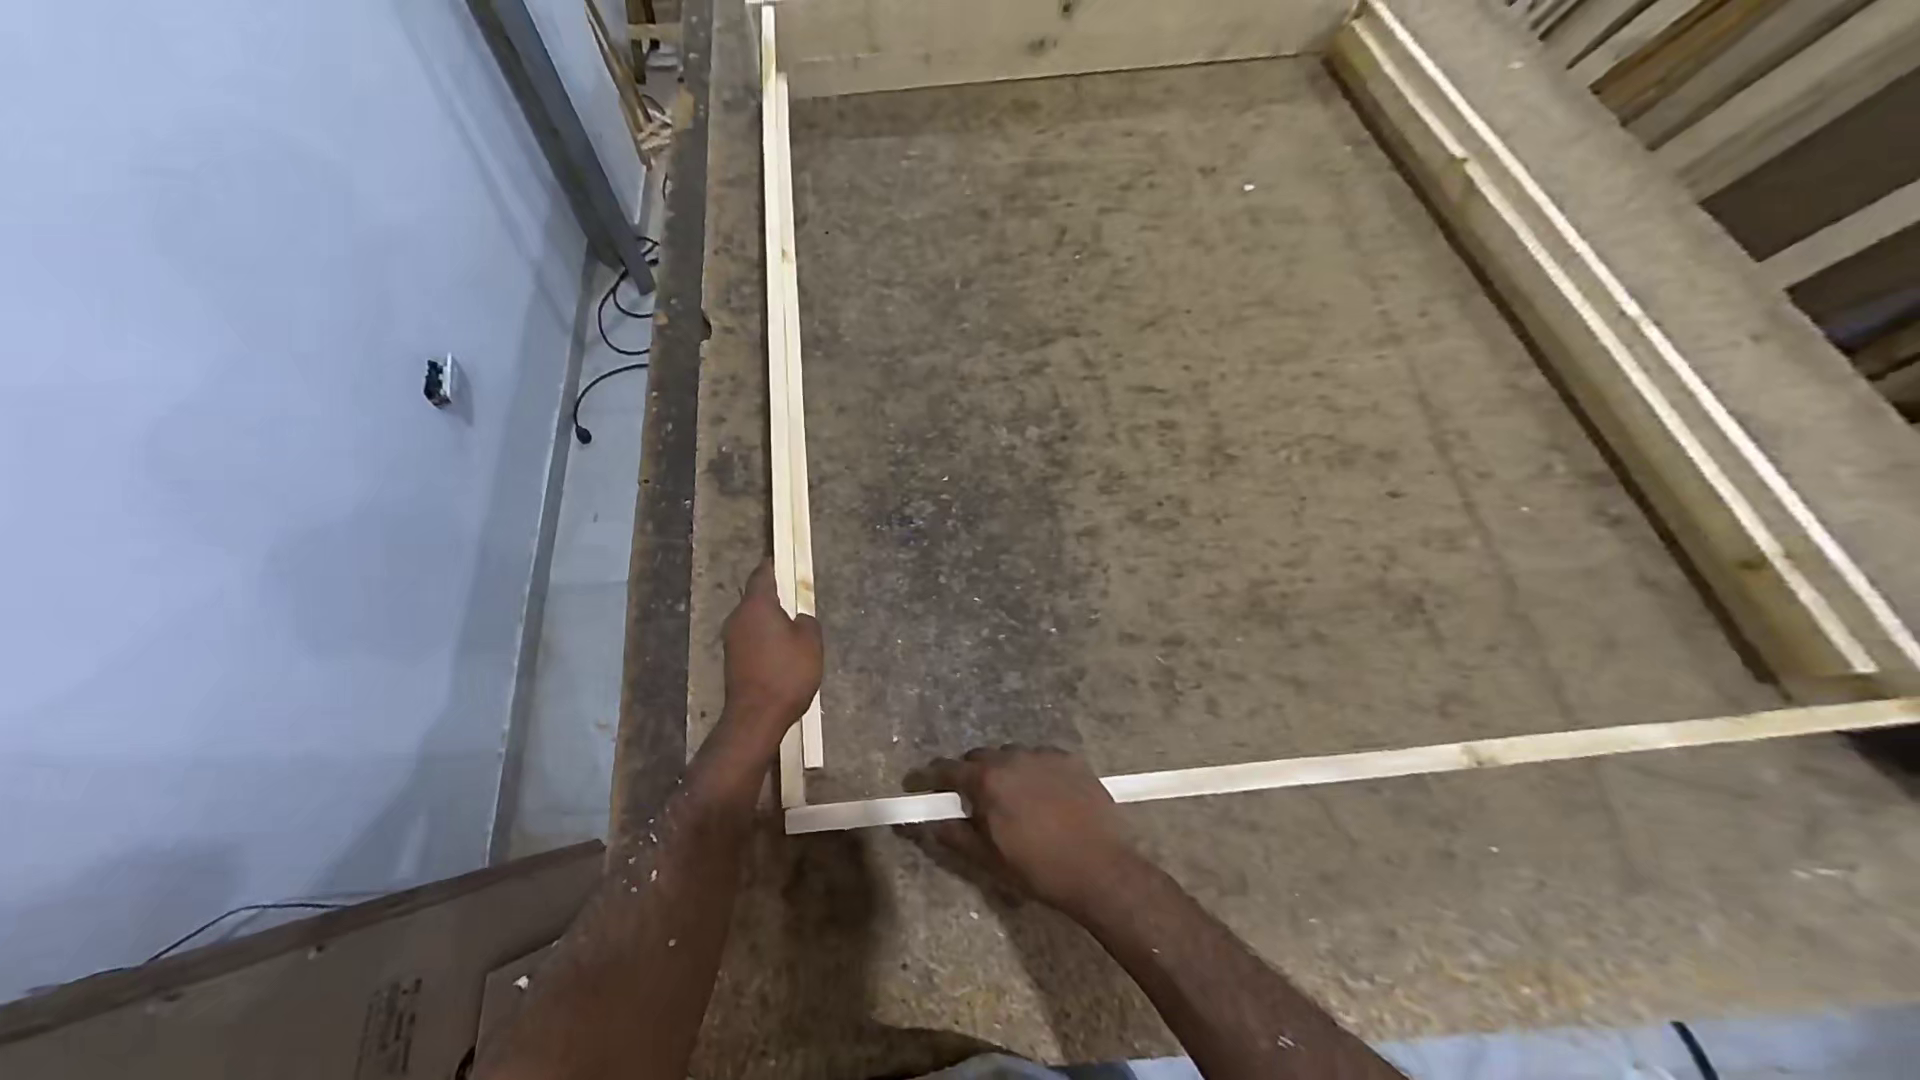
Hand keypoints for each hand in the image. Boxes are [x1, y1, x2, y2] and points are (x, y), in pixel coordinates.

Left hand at [721, 559, 822, 747]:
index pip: (763, 574)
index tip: (785, 560)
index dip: (774, 565)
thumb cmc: (787, 673)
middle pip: (757, 598)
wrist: (757, 717)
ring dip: (770, 620)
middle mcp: (738, 618)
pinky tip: (782, 652)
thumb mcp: (811, 642)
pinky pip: (751, 638)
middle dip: (776, 596)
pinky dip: (765, 638)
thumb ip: (806, 621)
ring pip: (754, 619)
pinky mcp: (732, 659)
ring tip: (794, 630)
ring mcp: (731, 640)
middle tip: (798, 599)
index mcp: (757, 606)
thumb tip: (798, 618)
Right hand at [908, 746, 1142, 916]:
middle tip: (972, 799)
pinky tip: (1043, 795)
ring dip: (1003, 771)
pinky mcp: (1070, 759)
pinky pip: (1040, 759)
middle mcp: (1012, 758)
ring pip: (1011, 756)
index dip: (927, 777)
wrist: (1101, 869)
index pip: (946, 770)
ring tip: (1012, 798)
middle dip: (969, 774)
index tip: (916, 784)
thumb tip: (929, 822)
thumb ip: (954, 834)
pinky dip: (1033, 771)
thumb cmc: (1038, 869)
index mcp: (987, 781)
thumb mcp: (988, 859)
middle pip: (979, 757)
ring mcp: (1044, 755)